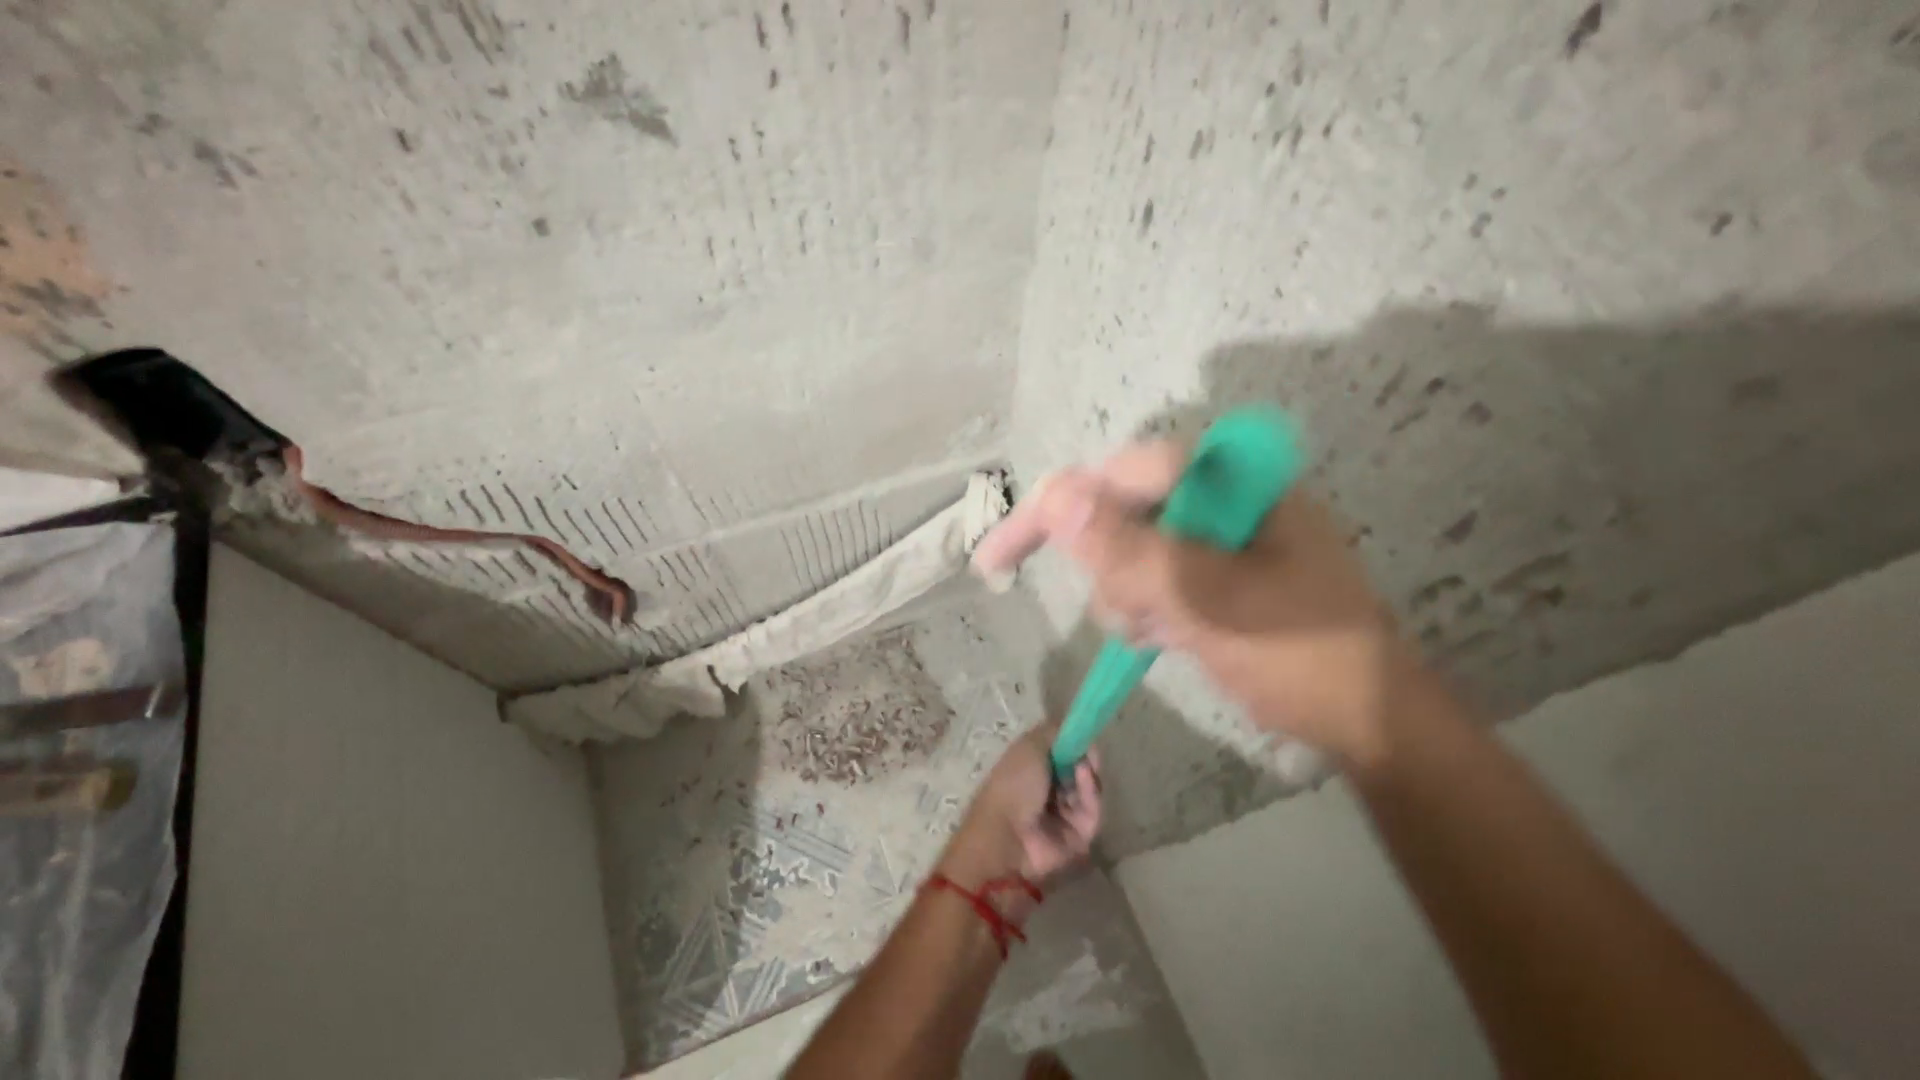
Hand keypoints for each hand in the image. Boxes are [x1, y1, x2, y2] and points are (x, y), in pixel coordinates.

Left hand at [938, 727, 1101, 895]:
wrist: (1006, 836)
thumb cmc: (1012, 785)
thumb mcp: (1029, 747)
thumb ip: (1054, 732)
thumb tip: (1075, 727)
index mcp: (1031, 771)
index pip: (1062, 754)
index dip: (1074, 742)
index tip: (1084, 732)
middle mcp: (1049, 792)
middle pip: (1080, 770)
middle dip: (1085, 758)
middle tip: (1087, 751)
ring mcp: (1065, 815)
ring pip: (1090, 789)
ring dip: (1087, 775)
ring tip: (1081, 767)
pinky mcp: (1080, 835)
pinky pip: (1093, 810)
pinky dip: (1090, 792)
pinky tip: (1083, 777)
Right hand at [971, 439, 1405, 765]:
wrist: (1369, 720)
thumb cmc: (1300, 654)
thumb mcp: (1208, 601)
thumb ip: (1129, 550)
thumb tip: (1055, 495)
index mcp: (1232, 483)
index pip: (1119, 474)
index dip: (1054, 510)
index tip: (998, 559)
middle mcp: (1222, 497)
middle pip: (1120, 511)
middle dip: (1109, 569)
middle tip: (1131, 621)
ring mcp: (1219, 536)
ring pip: (1129, 550)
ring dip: (1127, 596)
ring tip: (1161, 635)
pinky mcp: (1216, 572)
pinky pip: (1152, 577)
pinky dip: (1145, 608)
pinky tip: (1167, 638)